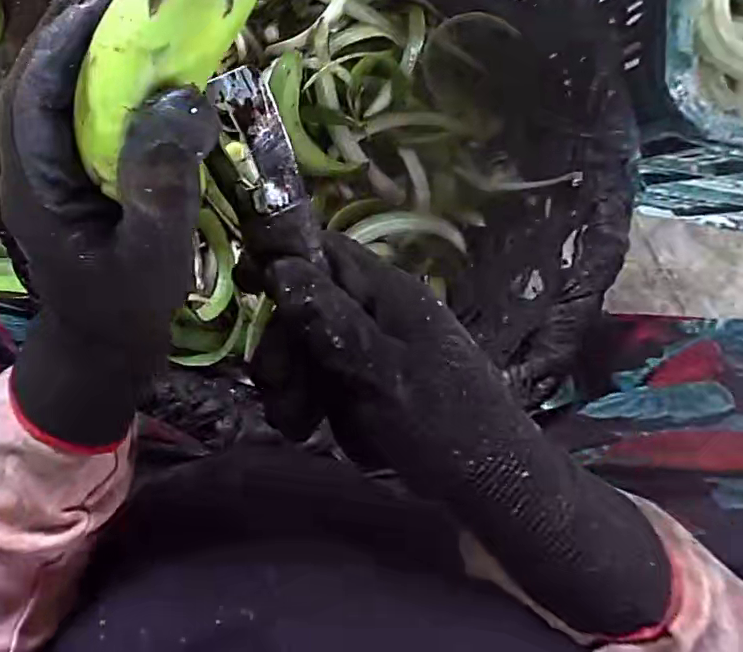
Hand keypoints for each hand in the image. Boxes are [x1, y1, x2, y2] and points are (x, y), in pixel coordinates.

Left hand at [0, 0, 218, 449]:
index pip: (32, 98)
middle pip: (31, 83)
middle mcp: (27, 168)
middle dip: (64, 29)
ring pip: (46, 92)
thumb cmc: (125, 308)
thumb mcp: (155, 255)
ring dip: (75, 46)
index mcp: (36, 187)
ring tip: (116, 8)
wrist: (99, 347)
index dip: (61, 41)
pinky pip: (68, 110)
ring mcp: (40, 168)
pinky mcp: (60, 171)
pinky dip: (91, 76)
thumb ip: (162, 184)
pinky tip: (125, 63)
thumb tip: (182, 98)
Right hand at [242, 235, 672, 638]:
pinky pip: (325, 376)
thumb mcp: (380, 371)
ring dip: (293, 381)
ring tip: (297, 423)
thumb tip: (280, 267)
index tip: (246, 286)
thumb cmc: (443, 424)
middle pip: (305, 304)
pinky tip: (318, 430)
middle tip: (275, 386)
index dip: (280, 258)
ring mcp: (374, 345)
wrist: (496, 493)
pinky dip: (314, 401)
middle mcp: (376, 309)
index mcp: (385, 291)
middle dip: (283, 346)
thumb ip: (329, 319)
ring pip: (309, 345)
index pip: (323, 249)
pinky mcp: (371, 377)